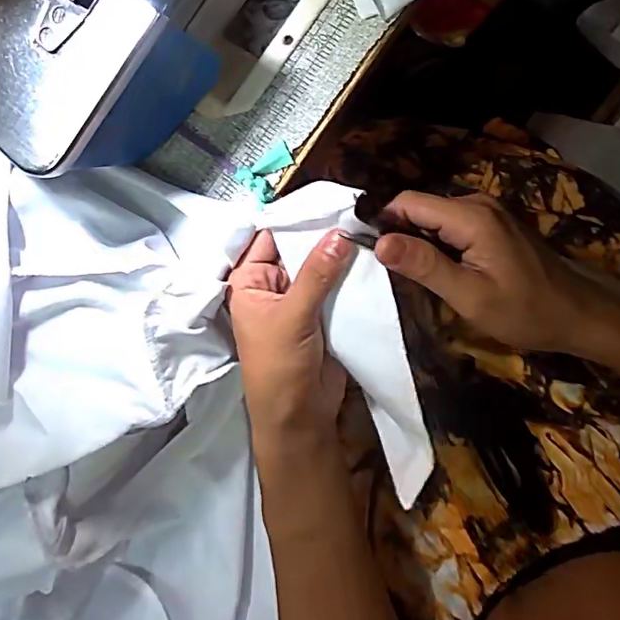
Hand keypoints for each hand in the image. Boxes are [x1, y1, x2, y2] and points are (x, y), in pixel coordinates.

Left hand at [227, 229, 354, 438]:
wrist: (299, 419)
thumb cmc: (279, 365)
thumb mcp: (294, 315)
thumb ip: (316, 275)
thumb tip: (339, 235)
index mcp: (249, 280)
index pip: (270, 237)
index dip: (296, 220)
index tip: (327, 200)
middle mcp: (270, 284)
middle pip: (297, 249)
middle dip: (321, 235)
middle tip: (355, 210)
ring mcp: (297, 299)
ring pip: (318, 266)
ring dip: (338, 254)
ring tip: (368, 227)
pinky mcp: (320, 314)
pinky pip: (334, 286)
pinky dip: (348, 275)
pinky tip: (370, 256)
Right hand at [372, 192, 619, 357]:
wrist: (586, 319)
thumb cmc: (527, 311)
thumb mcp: (470, 296)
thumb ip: (424, 265)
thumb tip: (378, 242)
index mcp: (470, 215)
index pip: (406, 202)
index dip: (384, 223)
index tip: (374, 254)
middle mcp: (477, 203)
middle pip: (419, 207)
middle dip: (402, 233)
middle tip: (401, 272)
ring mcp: (487, 211)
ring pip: (433, 215)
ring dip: (420, 240)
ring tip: (423, 274)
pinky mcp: (493, 223)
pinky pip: (450, 223)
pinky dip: (439, 242)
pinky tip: (447, 269)